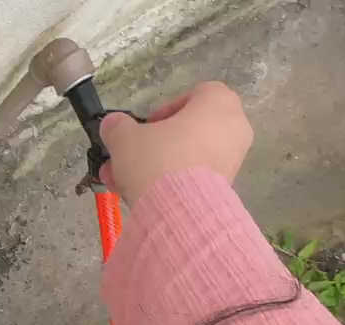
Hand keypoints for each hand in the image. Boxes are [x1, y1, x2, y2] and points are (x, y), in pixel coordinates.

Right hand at [99, 82, 252, 202]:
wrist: (178, 209)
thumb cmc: (156, 160)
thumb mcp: (125, 139)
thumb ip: (117, 127)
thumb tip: (111, 123)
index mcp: (216, 101)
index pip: (193, 95)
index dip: (163, 112)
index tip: (143, 131)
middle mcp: (233, 124)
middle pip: (188, 129)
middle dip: (154, 146)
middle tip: (129, 162)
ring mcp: (233, 156)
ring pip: (188, 155)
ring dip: (158, 166)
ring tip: (127, 184)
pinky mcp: (225, 184)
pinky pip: (195, 176)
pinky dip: (173, 182)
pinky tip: (146, 196)